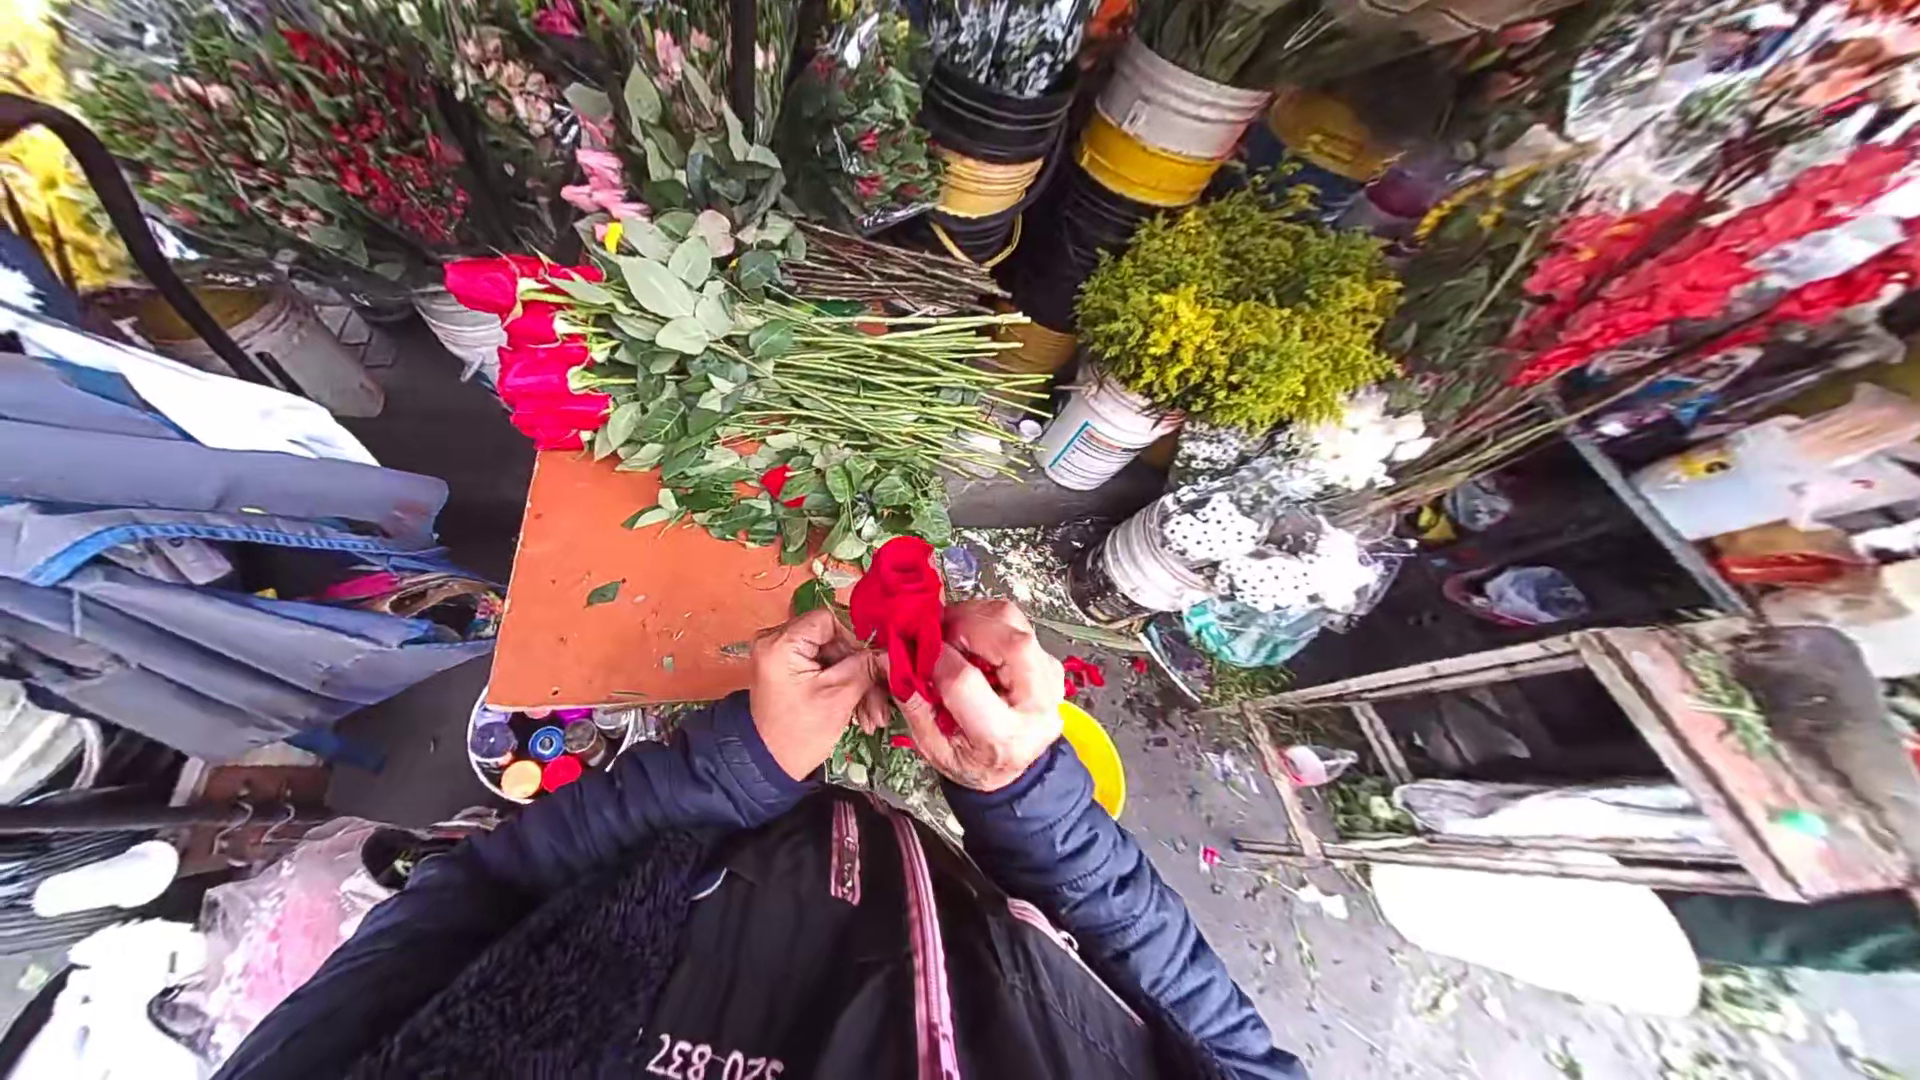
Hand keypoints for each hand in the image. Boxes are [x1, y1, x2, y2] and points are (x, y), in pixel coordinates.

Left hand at [748, 609, 888, 780]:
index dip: (856, 638)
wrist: (768, 768)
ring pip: (834, 655)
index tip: (875, 662)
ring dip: (857, 680)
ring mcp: (783, 654)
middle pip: (834, 639)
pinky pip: (825, 666)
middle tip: (881, 696)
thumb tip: (892, 651)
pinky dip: (844, 684)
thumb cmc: (799, 733)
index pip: (829, 618)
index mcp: (781, 643)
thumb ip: (867, 666)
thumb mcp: (839, 697)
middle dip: (861, 667)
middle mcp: (776, 640)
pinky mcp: (791, 668)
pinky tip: (862, 710)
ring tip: (874, 715)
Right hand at [893, 600, 1064, 791]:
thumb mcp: (936, 749)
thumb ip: (915, 705)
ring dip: (977, 616)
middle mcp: (1036, 705)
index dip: (936, 658)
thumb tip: (898, 660)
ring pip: (1016, 624)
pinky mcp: (1048, 662)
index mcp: (1003, 737)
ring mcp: (1048, 680)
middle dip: (966, 625)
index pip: (966, 682)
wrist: (1016, 769)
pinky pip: (1018, 622)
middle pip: (1011, 644)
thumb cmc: (975, 760)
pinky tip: (969, 633)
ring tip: (951, 629)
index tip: (918, 650)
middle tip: (937, 628)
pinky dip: (988, 618)